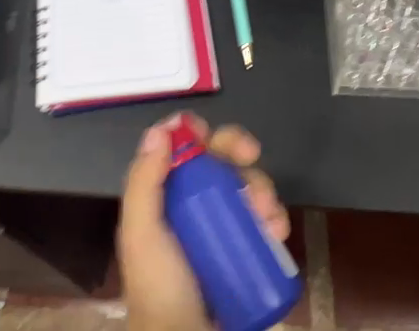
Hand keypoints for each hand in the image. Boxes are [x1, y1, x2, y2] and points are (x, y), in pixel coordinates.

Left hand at [120, 115, 288, 330]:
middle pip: (216, 162)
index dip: (193, 134)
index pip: (178, 153)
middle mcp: (191, 209)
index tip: (208, 133)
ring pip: (244, 188)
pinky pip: (263, 223)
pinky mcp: (246, 254)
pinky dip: (274, 218)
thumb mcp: (141, 234)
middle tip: (250, 154)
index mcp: (162, 200)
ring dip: (261, 187)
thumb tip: (160, 131)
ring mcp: (221, 231)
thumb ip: (145, 182)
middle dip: (236, 150)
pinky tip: (277, 229)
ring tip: (267, 212)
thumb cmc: (159, 288)